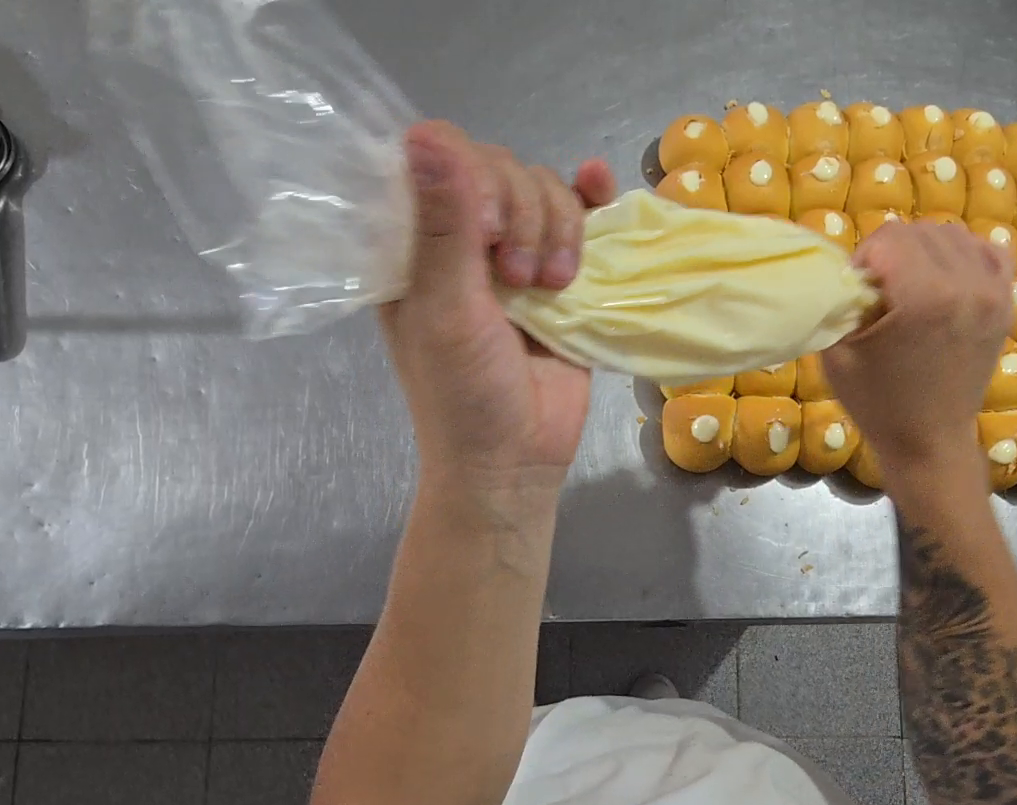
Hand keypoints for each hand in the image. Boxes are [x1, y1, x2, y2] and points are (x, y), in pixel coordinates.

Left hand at [378, 121, 616, 502]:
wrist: (515, 460)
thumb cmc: (463, 396)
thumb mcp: (445, 312)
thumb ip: (443, 228)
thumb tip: (425, 133)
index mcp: (416, 247)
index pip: (439, 159)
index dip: (471, 178)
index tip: (483, 229)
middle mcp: (463, 242)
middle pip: (502, 168)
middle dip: (521, 214)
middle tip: (519, 279)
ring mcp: (514, 257)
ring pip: (544, 191)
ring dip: (558, 226)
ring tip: (552, 285)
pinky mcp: (560, 279)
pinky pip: (580, 217)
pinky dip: (592, 198)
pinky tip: (600, 186)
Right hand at [823, 221, 1013, 484]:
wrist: (930, 440)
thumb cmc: (877, 403)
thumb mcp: (837, 355)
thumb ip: (836, 304)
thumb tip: (845, 274)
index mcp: (924, 296)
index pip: (888, 237)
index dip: (863, 260)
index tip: (857, 294)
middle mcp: (966, 284)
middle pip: (920, 231)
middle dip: (891, 255)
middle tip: (879, 295)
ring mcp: (994, 292)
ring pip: (952, 236)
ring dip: (923, 253)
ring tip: (910, 290)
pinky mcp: (1006, 302)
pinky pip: (988, 251)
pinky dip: (962, 257)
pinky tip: (944, 282)